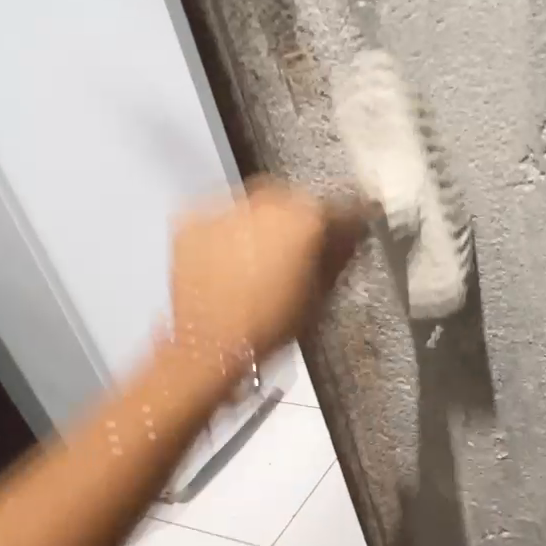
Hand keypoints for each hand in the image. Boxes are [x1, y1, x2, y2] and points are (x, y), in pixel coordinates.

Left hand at [167, 178, 366, 368]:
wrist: (208, 345)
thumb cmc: (271, 328)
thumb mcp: (318, 298)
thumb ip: (337, 258)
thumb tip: (349, 237)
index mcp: (305, 221)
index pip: (340, 207)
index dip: (349, 221)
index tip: (352, 229)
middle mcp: (266, 203)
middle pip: (295, 200)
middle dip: (302, 217)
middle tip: (302, 244)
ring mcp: (225, 209)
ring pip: (256, 205)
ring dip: (265, 222)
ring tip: (264, 252)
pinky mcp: (193, 221)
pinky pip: (222, 218)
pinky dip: (231, 231)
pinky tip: (233, 256)